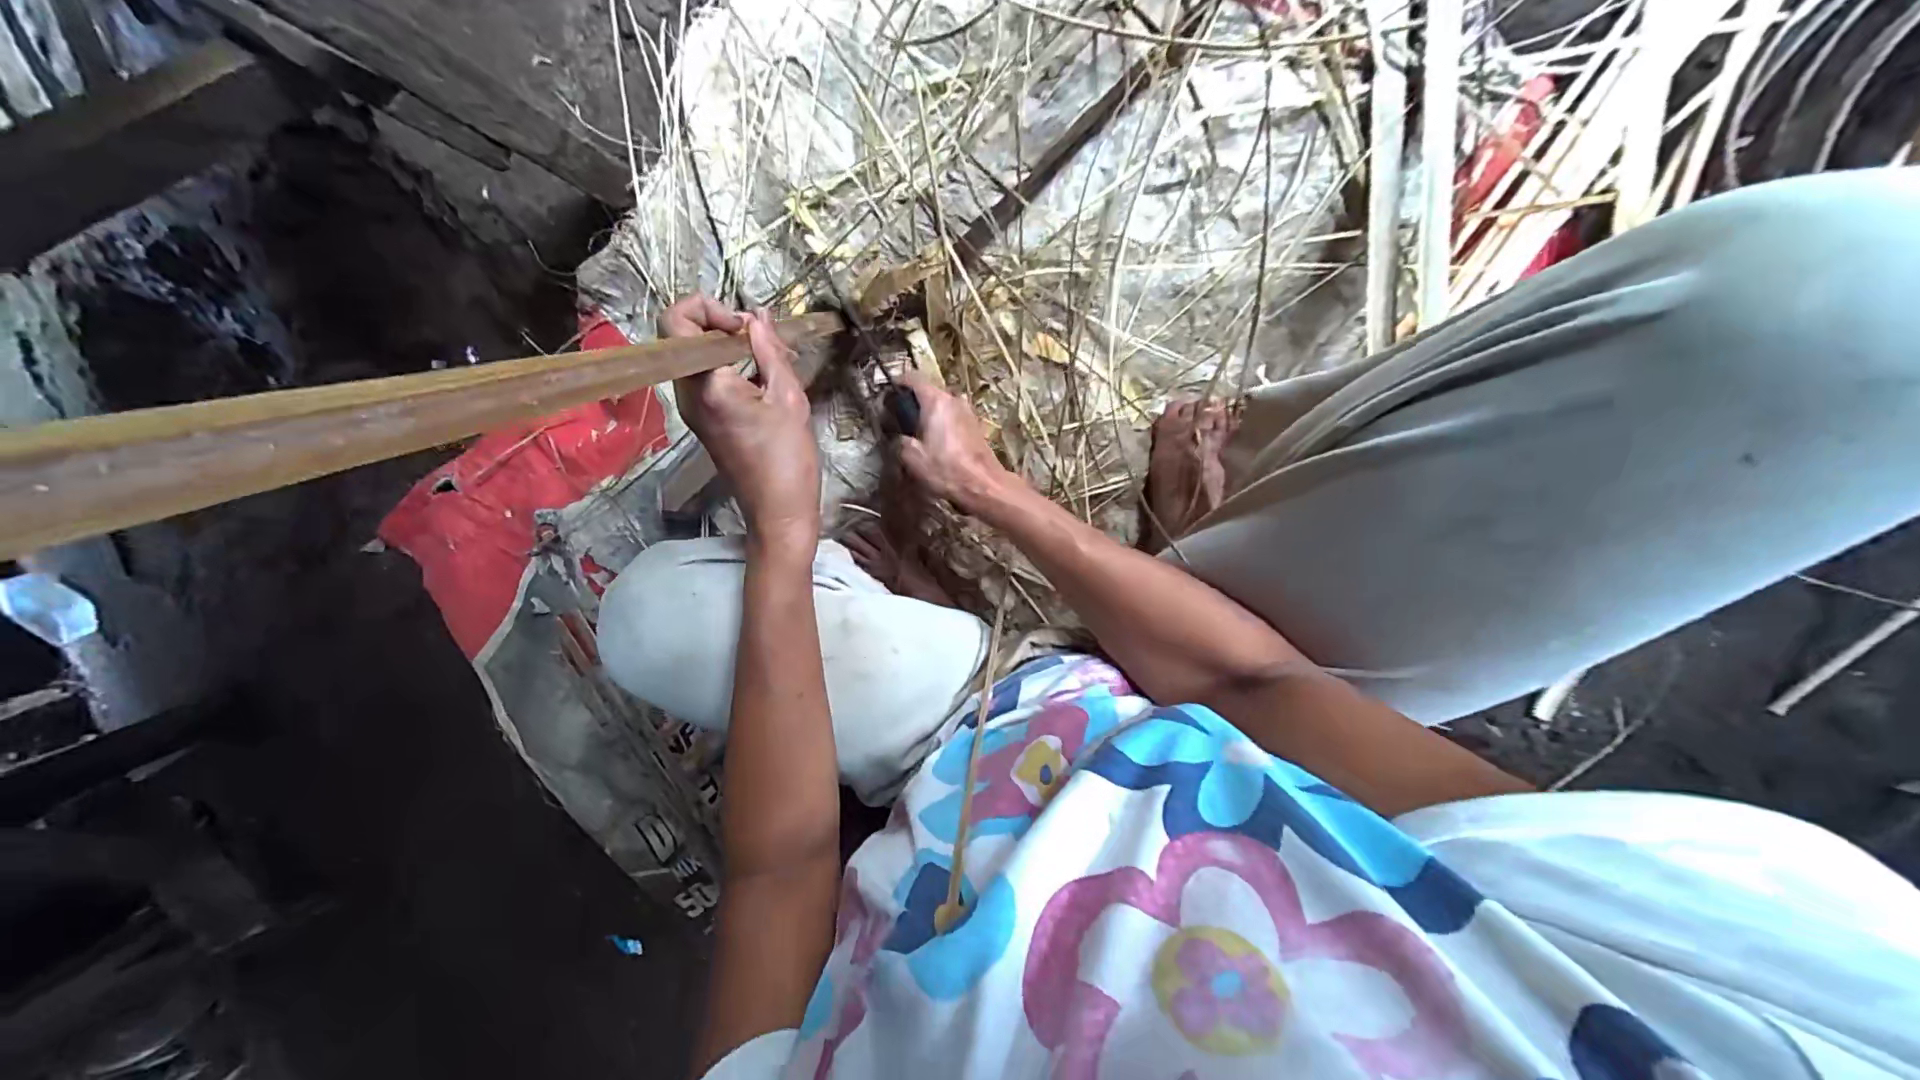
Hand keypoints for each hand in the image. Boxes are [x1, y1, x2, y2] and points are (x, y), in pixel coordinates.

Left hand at [660, 294, 820, 545]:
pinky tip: (761, 378)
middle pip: (682, 335)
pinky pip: (706, 377)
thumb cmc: (788, 457)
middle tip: (759, 338)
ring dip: (726, 345)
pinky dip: (728, 365)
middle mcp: (687, 393)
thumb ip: (770, 350)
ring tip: (767, 358)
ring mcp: (692, 409)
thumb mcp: (788, 397)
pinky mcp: (703, 420)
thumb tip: (756, 316)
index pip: (675, 321)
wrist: (778, 509)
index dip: (706, 307)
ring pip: (695, 355)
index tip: (743, 325)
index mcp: (705, 384)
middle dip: (719, 323)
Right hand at [894, 372, 1019, 513]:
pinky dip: (941, 425)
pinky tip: (936, 444)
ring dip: (928, 416)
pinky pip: (952, 418)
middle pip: (928, 392)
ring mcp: (967, 412)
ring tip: (917, 435)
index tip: (886, 396)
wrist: (983, 484)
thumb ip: (899, 440)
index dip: (896, 384)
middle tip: (899, 421)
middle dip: (912, 404)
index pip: (912, 378)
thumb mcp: (911, 457)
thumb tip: (898, 437)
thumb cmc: (946, 468)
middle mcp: (954, 399)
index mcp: (936, 401)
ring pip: (941, 406)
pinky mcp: (975, 426)